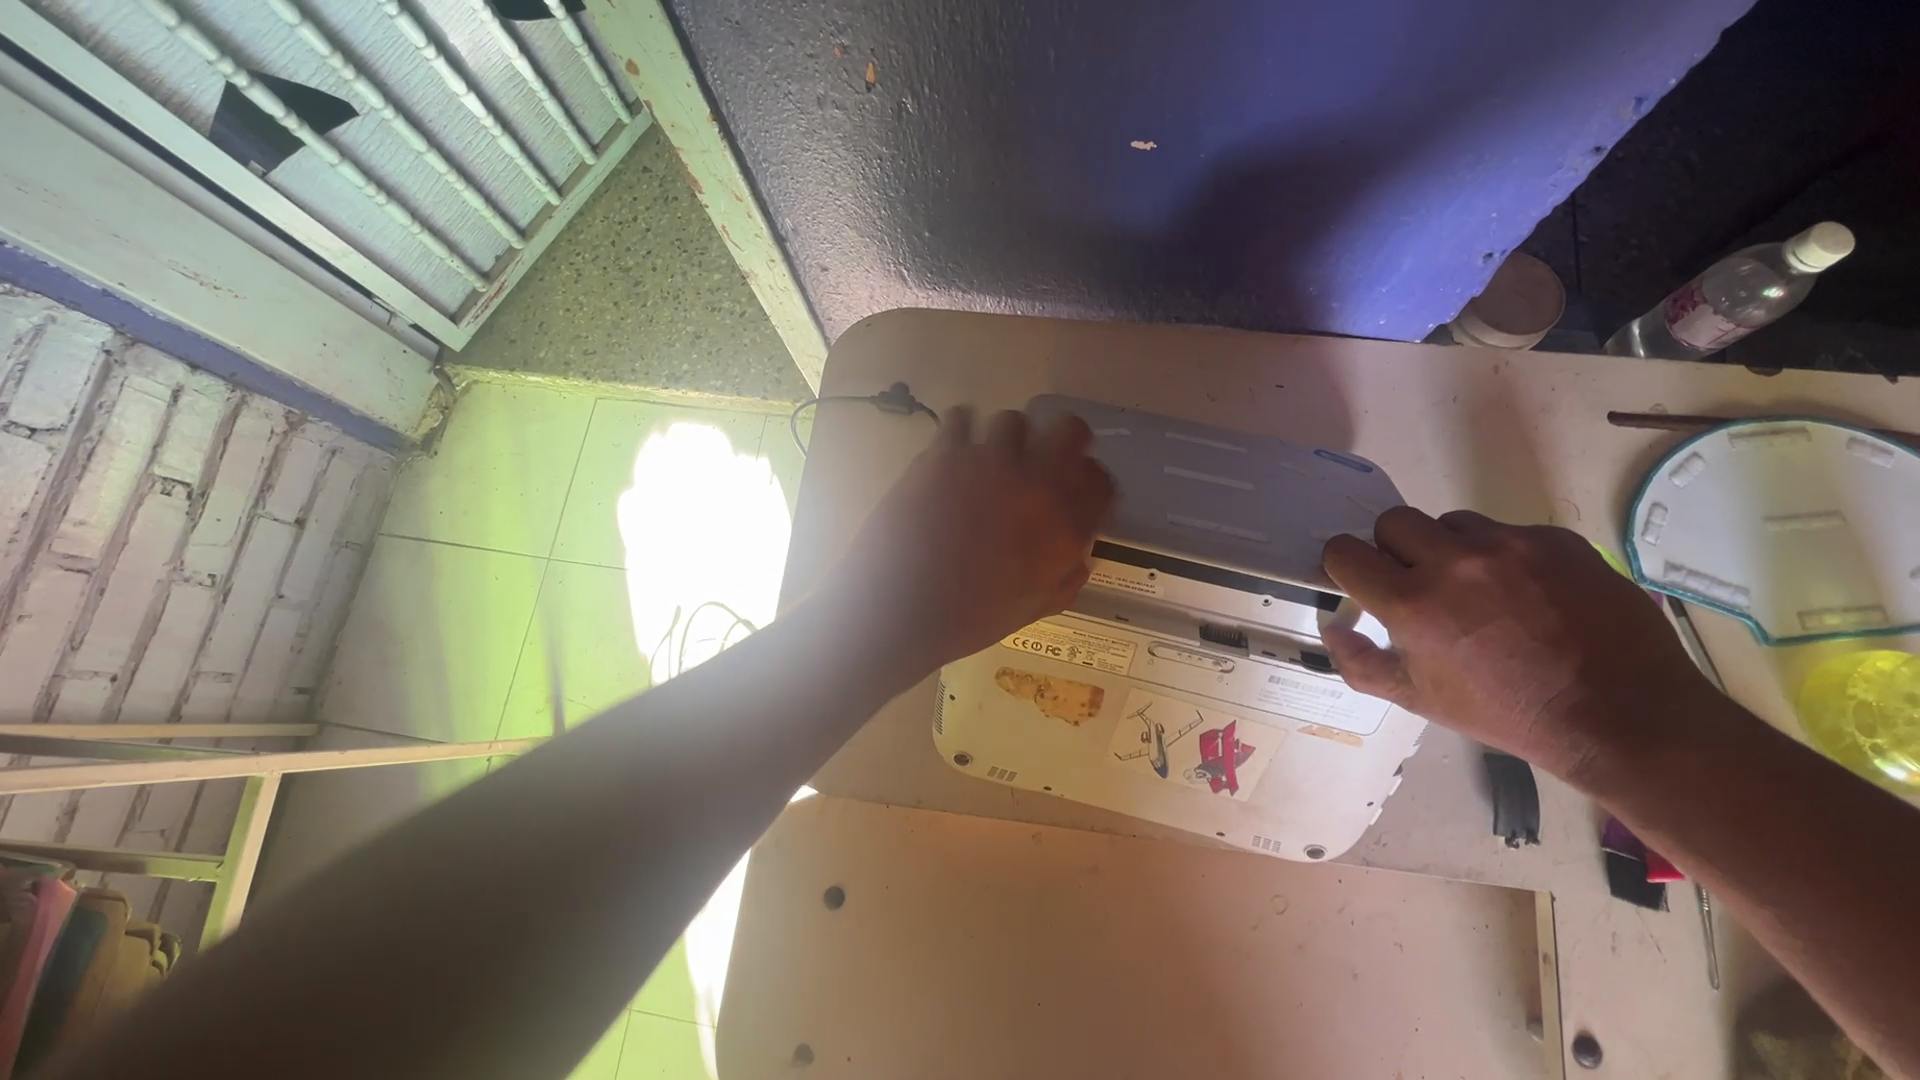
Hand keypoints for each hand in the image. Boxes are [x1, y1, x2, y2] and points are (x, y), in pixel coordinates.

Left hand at [827, 407, 1115, 676]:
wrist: (900, 608)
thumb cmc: (969, 618)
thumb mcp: (1035, 608)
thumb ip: (1066, 577)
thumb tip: (1080, 555)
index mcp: (1065, 528)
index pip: (1101, 481)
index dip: (1090, 481)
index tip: (1076, 486)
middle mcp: (1037, 485)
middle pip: (1070, 431)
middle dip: (1062, 439)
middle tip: (1042, 456)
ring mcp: (990, 463)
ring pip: (1013, 420)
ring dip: (1007, 438)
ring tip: (990, 458)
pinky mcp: (945, 454)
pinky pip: (962, 418)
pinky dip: (961, 431)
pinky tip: (954, 452)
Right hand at [1320, 508, 1719, 780]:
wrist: (1621, 715)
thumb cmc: (1506, 712)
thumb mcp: (1418, 700)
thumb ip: (1359, 662)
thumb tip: (1334, 629)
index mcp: (1412, 604)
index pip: (1345, 551)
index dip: (1345, 565)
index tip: (1360, 581)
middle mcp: (1455, 563)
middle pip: (1393, 521)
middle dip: (1393, 548)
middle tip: (1416, 582)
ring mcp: (1510, 546)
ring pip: (1451, 522)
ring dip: (1448, 547)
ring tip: (1476, 587)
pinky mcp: (1557, 540)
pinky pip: (1509, 531)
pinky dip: (1503, 555)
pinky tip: (1525, 593)